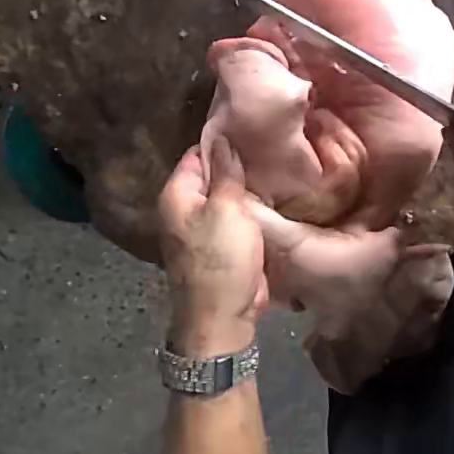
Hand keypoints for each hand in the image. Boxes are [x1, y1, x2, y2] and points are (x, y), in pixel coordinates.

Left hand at [158, 136, 268, 355]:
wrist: (224, 318)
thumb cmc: (223, 259)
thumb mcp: (227, 209)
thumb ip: (225, 172)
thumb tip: (222, 137)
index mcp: (177, 194)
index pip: (198, 154)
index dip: (223, 144)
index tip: (253, 135)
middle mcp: (184, 208)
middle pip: (212, 176)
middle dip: (237, 167)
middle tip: (271, 154)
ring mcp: (201, 228)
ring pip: (226, 197)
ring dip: (246, 190)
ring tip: (276, 172)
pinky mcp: (219, 245)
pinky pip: (234, 218)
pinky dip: (249, 210)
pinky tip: (271, 200)